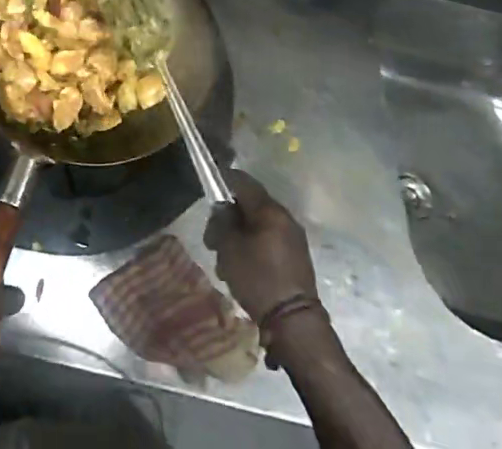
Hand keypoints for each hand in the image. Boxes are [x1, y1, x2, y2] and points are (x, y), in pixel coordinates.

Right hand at [202, 170, 319, 321]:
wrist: (293, 322)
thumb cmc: (257, 278)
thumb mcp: (229, 247)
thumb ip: (222, 220)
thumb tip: (222, 208)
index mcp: (270, 211)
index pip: (242, 181)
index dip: (222, 179)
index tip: (207, 185)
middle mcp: (285, 219)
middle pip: (249, 205)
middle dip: (227, 218)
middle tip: (211, 239)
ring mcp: (293, 239)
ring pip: (256, 225)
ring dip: (237, 236)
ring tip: (223, 261)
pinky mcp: (295, 258)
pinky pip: (267, 241)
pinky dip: (250, 247)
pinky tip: (239, 269)